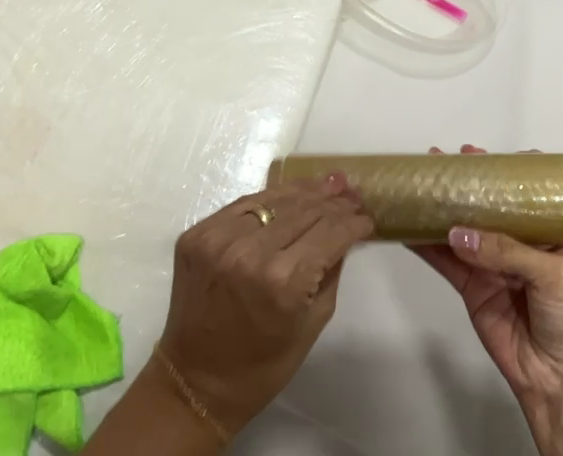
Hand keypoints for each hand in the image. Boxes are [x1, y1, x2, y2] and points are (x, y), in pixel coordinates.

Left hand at [158, 173, 374, 433]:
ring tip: (328, 184)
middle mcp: (250, 252)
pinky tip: (289, 195)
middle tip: (352, 195)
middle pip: (306, 210)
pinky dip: (269, 199)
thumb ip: (331, 270)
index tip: (367, 218)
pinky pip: (243, 205)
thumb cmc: (264, 364)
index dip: (353, 222)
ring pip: (274, 200)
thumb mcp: (313, 322)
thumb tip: (346, 233)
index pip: (331, 232)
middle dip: (334, 202)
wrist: (196, 380)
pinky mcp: (198, 234)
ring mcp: (219, 240)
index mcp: (284, 281)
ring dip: (305, 192)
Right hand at [411, 146, 562, 455]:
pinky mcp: (472, 288)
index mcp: (552, 233)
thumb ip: (507, 251)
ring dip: (441, 208)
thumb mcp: (554, 276)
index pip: (526, 194)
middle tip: (440, 160)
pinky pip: (446, 260)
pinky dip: (426, 244)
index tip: (479, 153)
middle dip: (466, 185)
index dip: (503, 173)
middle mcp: (521, 243)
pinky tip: (408, 226)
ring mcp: (494, 264)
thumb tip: (459, 232)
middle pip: (489, 208)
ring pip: (463, 229)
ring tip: (417, 185)